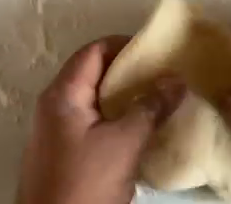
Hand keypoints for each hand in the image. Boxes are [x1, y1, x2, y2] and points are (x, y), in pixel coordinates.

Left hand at [16, 37, 185, 203]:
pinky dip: (113, 119)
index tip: (157, 50)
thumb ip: (149, 108)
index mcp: (63, 93)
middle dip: (128, 72)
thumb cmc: (85, 185)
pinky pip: (90, 123)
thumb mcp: (124, 145)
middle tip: (162, 75)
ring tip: (156, 101)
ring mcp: (55, 131)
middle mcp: (54, 105)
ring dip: (122, 98)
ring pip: (93, 100)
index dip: (125, 45)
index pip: (95, 50)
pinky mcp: (61, 155)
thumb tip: (176, 79)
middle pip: (93, 73)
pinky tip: (137, 131)